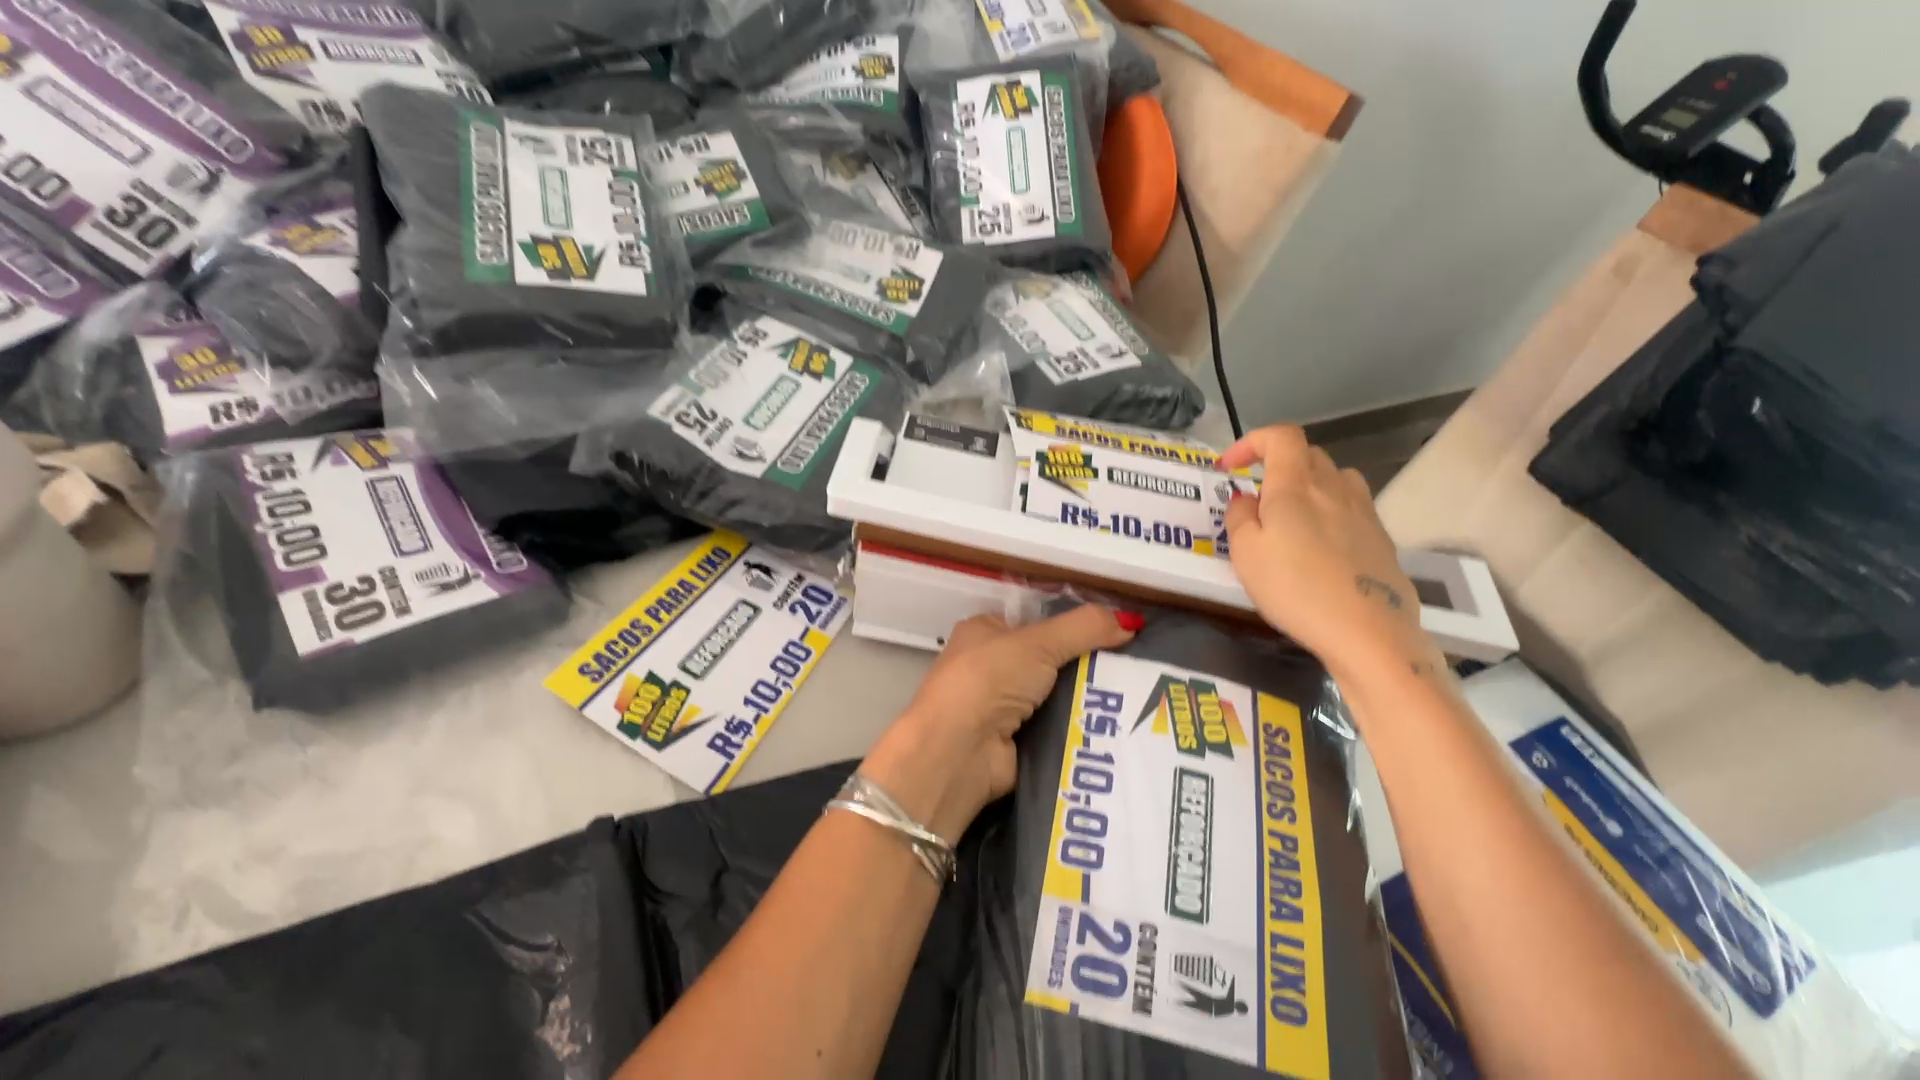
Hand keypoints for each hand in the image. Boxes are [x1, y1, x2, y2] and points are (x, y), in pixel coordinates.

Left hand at [860, 606, 1136, 842]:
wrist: (957, 752)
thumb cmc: (987, 681)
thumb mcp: (1038, 643)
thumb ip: (1084, 628)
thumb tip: (1130, 621)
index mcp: (986, 633)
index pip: (1038, 623)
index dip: (1074, 627)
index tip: (1118, 634)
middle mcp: (992, 669)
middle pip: (1052, 662)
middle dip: (1089, 667)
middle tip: (1137, 670)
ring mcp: (1004, 709)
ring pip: (1060, 698)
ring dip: (1091, 701)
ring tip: (1140, 700)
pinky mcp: (1019, 744)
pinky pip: (1060, 730)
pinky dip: (1083, 730)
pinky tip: (1119, 730)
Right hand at [1220, 426, 1436, 678]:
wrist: (1367, 630)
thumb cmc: (1295, 589)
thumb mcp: (1245, 555)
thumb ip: (1240, 518)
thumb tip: (1246, 499)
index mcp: (1295, 485)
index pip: (1280, 436)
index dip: (1253, 441)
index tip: (1231, 466)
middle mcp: (1333, 487)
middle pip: (1308, 455)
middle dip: (1279, 466)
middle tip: (1259, 499)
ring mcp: (1363, 511)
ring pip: (1334, 479)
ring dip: (1310, 486)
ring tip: (1294, 518)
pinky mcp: (1381, 537)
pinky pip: (1351, 508)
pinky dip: (1331, 513)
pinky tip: (1322, 546)